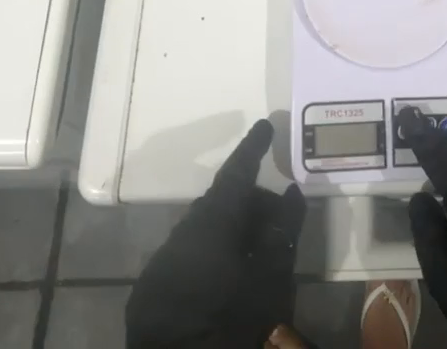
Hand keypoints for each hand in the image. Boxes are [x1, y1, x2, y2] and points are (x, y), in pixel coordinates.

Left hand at [127, 119, 307, 348]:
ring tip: (260, 253)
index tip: (266, 125)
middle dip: (252, 204)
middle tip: (280, 219)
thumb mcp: (271, 279)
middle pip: (223, 202)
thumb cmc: (230, 320)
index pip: (236, 172)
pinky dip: (214, 252)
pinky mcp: (154, 286)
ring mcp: (164, 259)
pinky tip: (231, 276)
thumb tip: (292, 193)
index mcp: (212, 222)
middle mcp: (183, 231)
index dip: (253, 148)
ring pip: (206, 229)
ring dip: (234, 231)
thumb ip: (283, 231)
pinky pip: (190, 253)